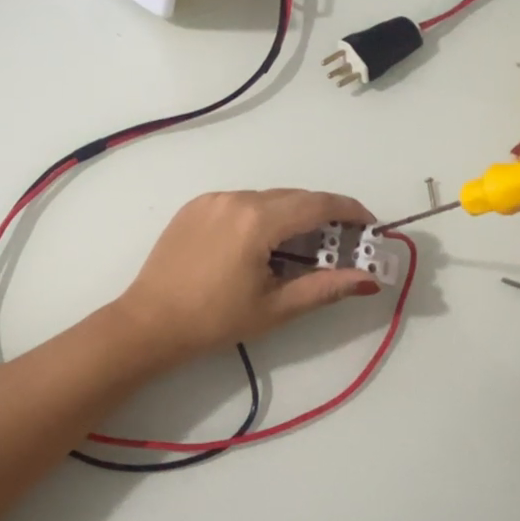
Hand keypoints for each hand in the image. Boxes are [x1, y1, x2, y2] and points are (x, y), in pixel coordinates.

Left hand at [115, 190, 383, 361]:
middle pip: (293, 198)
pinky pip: (239, 203)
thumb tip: (370, 279)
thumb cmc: (215, 320)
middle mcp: (235, 198)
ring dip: (290, 216)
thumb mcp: (276, 308)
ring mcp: (211, 199)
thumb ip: (326, 287)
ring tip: (302, 249)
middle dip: (322, 216)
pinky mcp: (193, 207)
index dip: (349, 212)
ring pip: (265, 199)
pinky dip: (260, 217)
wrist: (150, 322)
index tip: (369, 226)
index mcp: (257, 220)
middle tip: (342, 244)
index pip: (317, 204)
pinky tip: (263, 246)